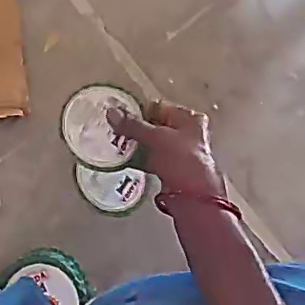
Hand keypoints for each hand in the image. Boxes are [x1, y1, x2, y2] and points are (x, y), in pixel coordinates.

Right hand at [108, 101, 225, 198]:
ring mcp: (180, 153)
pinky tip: (126, 161)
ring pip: (153, 144)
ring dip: (137, 146)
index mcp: (189, 119)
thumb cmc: (182, 160)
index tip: (121, 117)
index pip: (159, 108)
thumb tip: (111, 112)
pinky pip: (152, 160)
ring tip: (119, 146)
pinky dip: (140, 160)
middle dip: (136, 130)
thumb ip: (132, 125)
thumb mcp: (155, 138)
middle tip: (117, 132)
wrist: (193, 197)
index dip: (139, 112)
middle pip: (155, 126)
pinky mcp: (173, 170)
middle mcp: (188, 134)